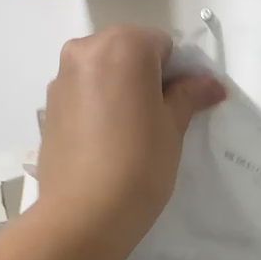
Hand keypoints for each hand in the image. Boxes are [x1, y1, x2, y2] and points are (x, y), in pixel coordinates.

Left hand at [35, 25, 226, 245]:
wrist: (84, 215)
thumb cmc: (139, 167)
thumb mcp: (172, 130)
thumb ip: (189, 96)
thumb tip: (211, 83)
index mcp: (124, 46)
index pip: (162, 45)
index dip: (177, 74)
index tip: (180, 107)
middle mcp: (86, 49)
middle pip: (127, 51)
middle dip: (145, 78)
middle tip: (156, 122)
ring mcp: (62, 77)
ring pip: (102, 73)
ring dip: (119, 91)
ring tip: (128, 136)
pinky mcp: (49, 107)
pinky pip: (83, 95)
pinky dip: (97, 108)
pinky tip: (105, 145)